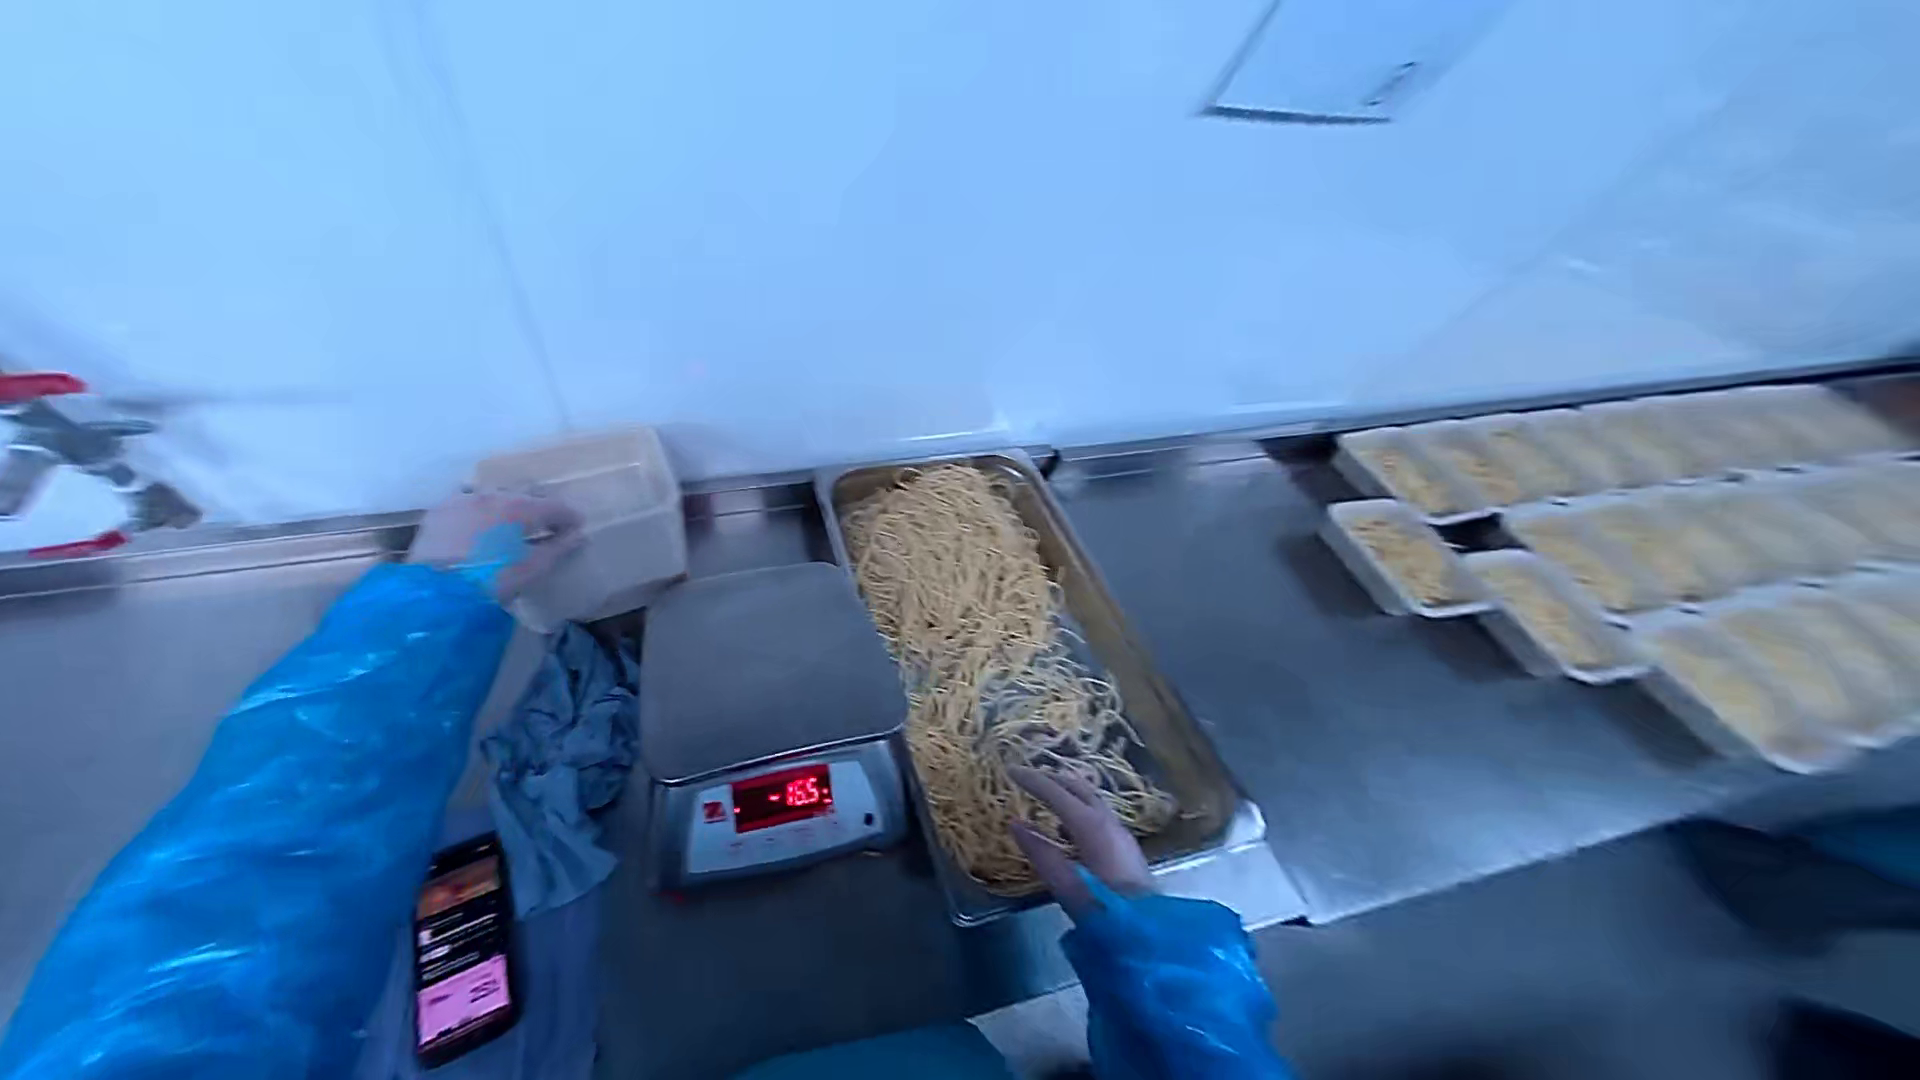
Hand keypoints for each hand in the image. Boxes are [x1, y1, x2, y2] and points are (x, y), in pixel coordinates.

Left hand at [407, 492, 582, 601]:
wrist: (437, 591)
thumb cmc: (495, 578)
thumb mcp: (536, 566)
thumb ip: (560, 547)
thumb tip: (578, 535)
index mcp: (521, 507)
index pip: (556, 506)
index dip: (570, 518)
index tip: (577, 530)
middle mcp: (493, 495)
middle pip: (527, 498)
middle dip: (540, 512)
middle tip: (547, 530)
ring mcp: (463, 500)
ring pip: (496, 498)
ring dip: (510, 510)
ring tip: (512, 528)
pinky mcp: (440, 511)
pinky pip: (469, 504)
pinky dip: (482, 513)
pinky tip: (482, 529)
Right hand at [1008, 766, 1152, 916]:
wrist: (1150, 936)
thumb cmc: (1105, 912)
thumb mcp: (1067, 886)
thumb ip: (1041, 853)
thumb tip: (1016, 823)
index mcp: (1092, 826)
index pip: (1057, 792)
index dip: (1032, 779)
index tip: (1011, 770)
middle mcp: (1108, 821)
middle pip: (1077, 787)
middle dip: (1050, 778)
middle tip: (1027, 777)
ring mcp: (1120, 832)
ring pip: (1090, 798)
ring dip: (1066, 791)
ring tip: (1044, 795)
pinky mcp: (1125, 846)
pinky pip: (1097, 813)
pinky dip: (1077, 808)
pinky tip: (1067, 827)